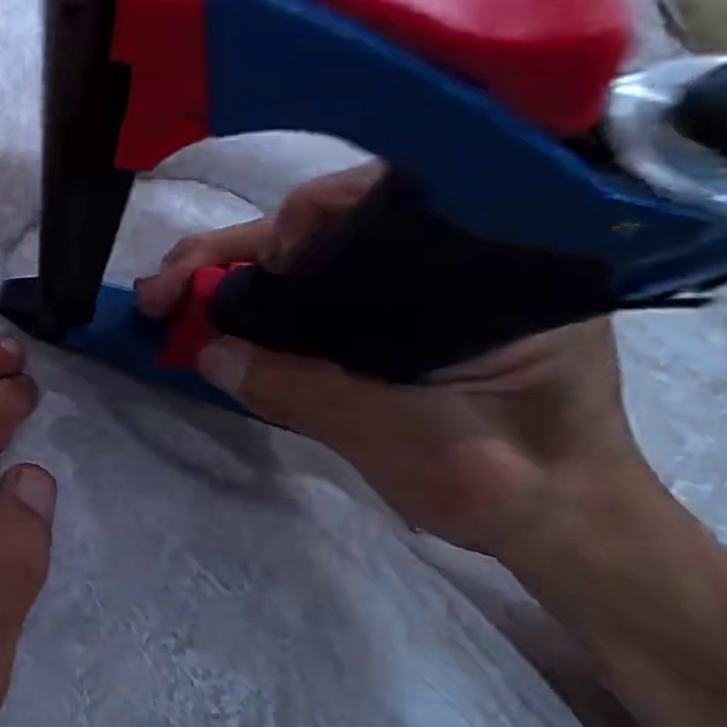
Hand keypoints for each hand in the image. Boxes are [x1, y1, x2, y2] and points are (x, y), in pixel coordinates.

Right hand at [137, 164, 649, 556]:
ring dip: (233, 276)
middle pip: (320, 231)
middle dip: (236, 252)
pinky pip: (308, 297)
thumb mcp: (407, 438)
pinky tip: (212, 318)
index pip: (381, 200)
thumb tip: (207, 353)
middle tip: (166, 286)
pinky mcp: (375, 317)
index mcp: (477, 260)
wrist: (560, 527)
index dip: (309, 215)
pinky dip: (256, 306)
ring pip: (305, 262)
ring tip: (170, 300)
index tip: (270, 261)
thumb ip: (306, 392)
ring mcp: (399, 287)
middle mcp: (435, 256)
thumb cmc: (510, 480)